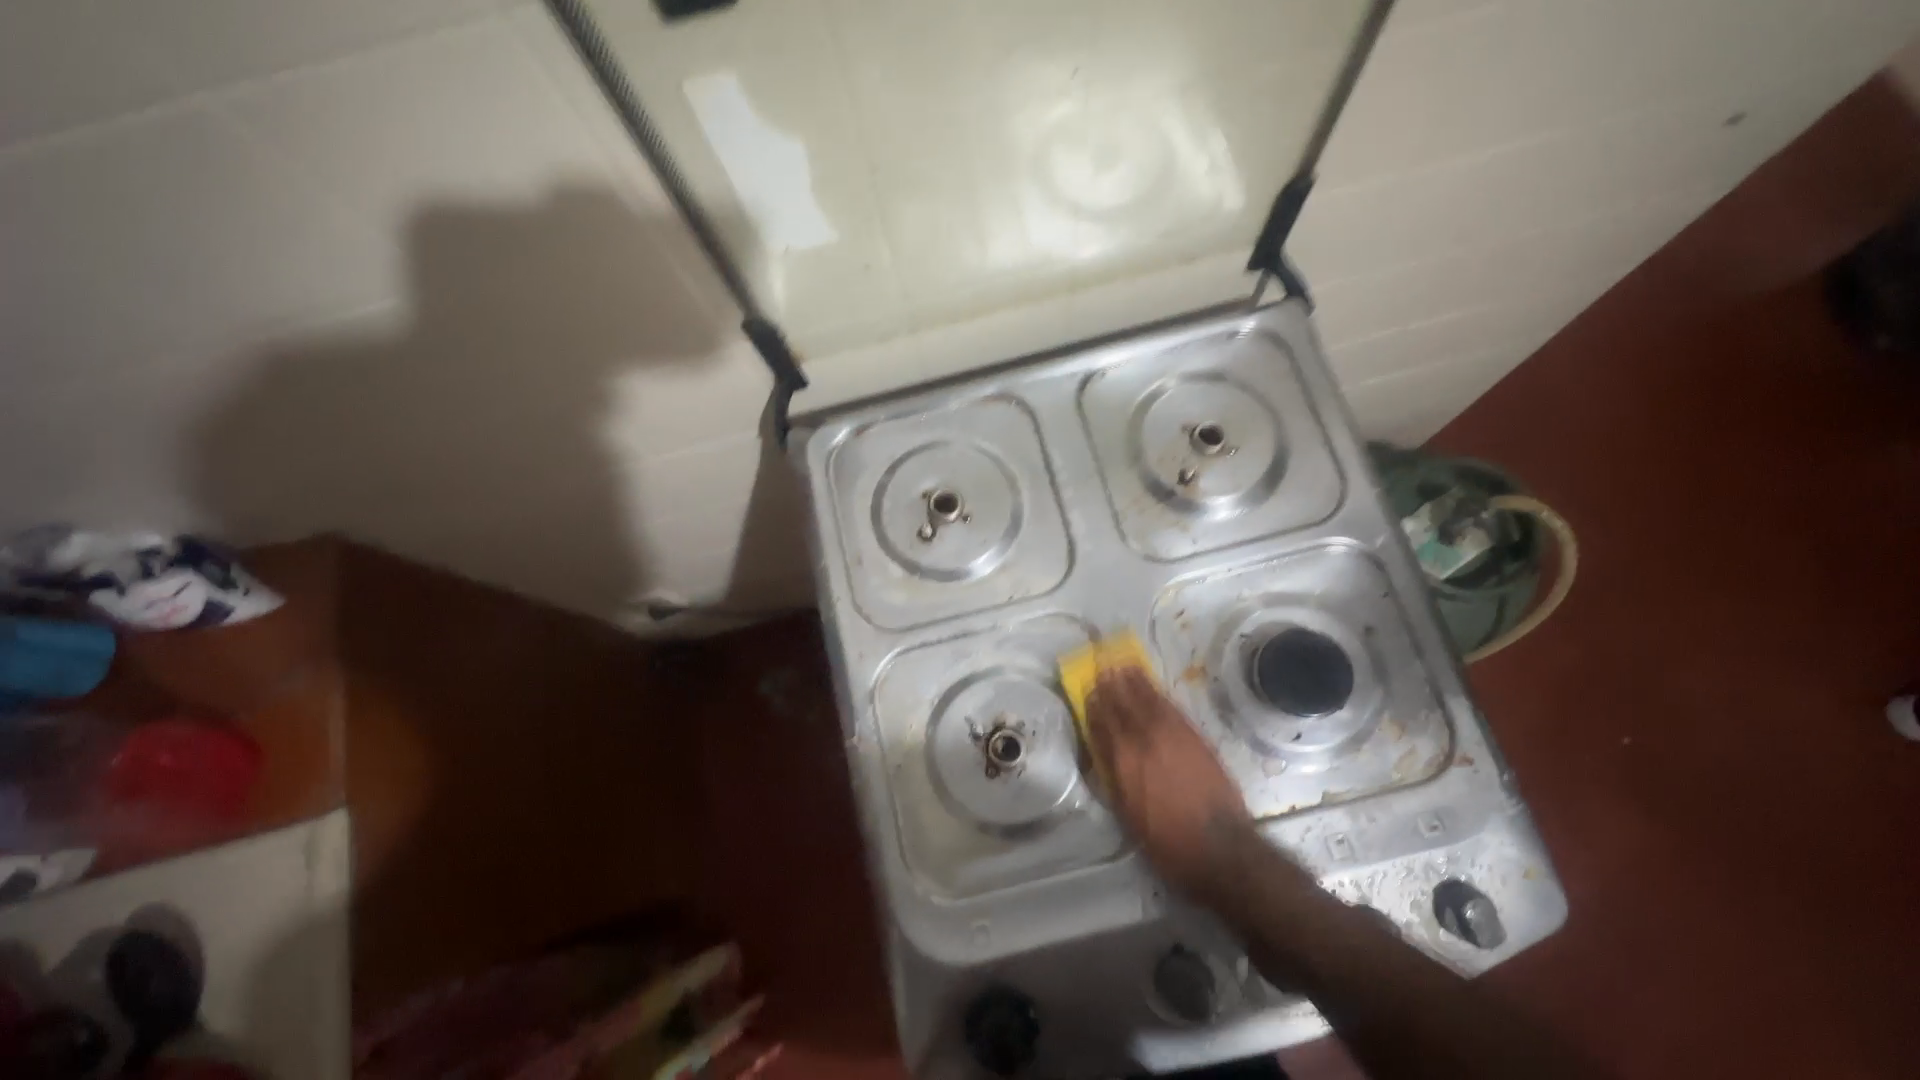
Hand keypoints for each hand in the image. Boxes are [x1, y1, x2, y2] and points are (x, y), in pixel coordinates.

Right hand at [1086, 667, 1255, 901]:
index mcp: (1124, 763)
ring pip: (1150, 701)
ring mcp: (1174, 737)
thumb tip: (1102, 755)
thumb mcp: (1128, 817)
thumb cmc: (1167, 843)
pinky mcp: (1197, 738)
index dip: (1094, 707)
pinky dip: (1159, 695)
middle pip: (1125, 706)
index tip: (1087, 691)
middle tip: (1102, 666)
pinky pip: (1172, 709)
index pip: (1103, 725)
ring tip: (1123, 665)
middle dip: (1112, 686)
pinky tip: (1153, 689)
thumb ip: (1114, 780)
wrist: (1220, 848)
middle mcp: (1146, 742)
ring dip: (1135, 682)